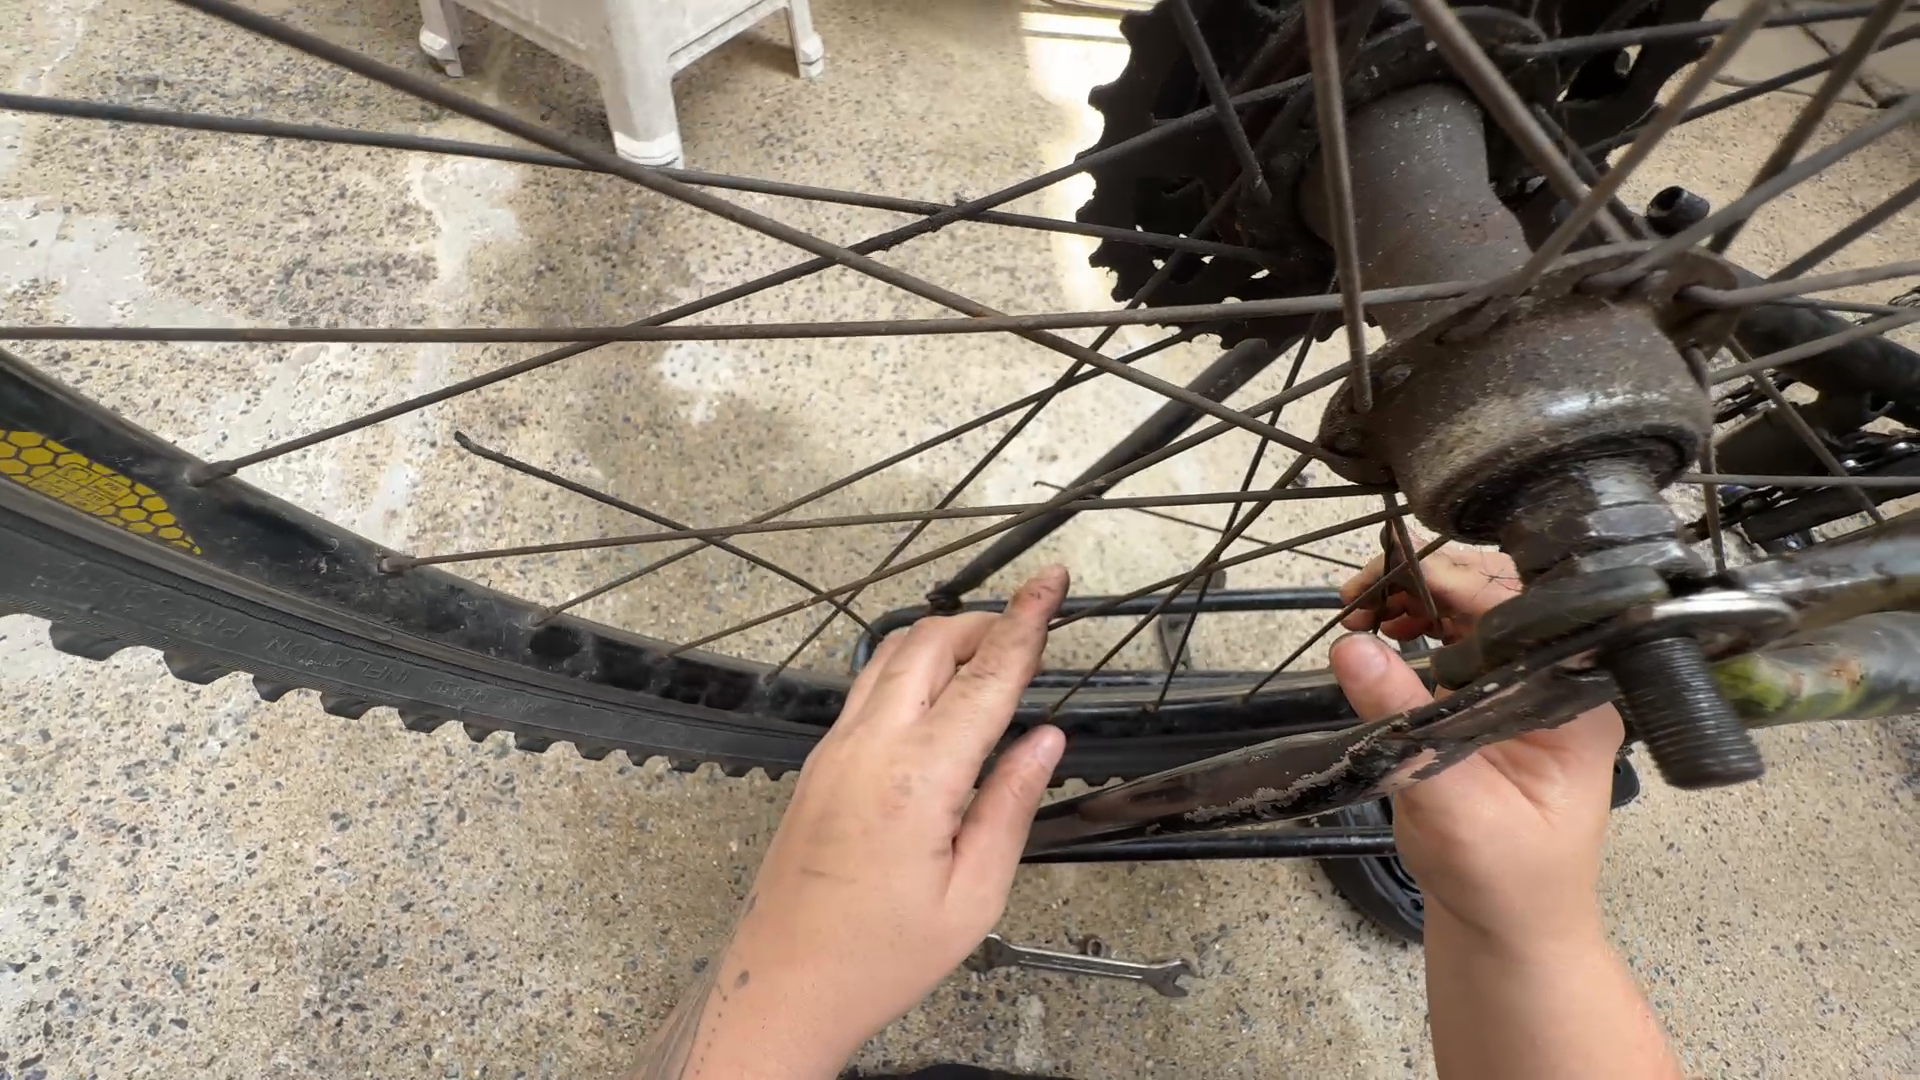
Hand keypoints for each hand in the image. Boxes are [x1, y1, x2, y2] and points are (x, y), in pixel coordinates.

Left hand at [635, 568, 1069, 1079]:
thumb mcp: (973, 896)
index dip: (1025, 623)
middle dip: (985, 620)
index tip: (1049, 582)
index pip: (985, 677)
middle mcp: (870, 745)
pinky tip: (937, 690)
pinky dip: (912, 665)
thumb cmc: (877, 954)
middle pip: (931, 642)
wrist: (783, 983)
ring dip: (944, 637)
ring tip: (987, 651)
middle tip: (1026, 625)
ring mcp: (837, 746)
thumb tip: (1045, 741)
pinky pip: (870, 684)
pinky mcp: (822, 757)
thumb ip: (1011, 805)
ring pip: (894, 653)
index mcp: (917, 779)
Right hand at [1329, 543, 1622, 951]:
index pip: (1517, 614)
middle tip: (1359, 596)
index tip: (1383, 583)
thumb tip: (1349, 646)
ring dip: (1411, 597)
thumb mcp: (1449, 800)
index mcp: (1571, 699)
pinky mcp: (1480, 695)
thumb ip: (1402, 722)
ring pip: (1467, 610)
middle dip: (1424, 581)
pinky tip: (1378, 627)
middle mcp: (1551, 680)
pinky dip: (1408, 622)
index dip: (1450, 586)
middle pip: (1494, 598)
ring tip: (1359, 609)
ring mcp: (1516, 685)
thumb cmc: (1497, 871)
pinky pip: (1447, 637)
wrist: (1503, 915)